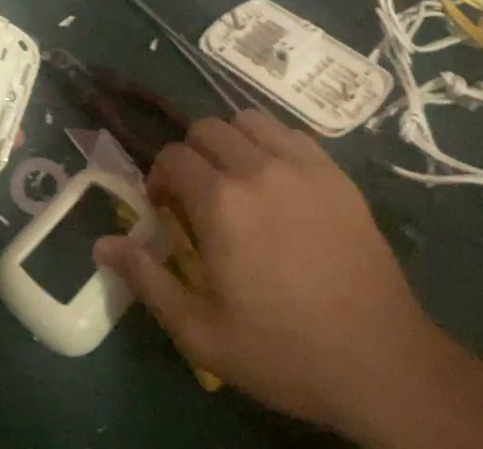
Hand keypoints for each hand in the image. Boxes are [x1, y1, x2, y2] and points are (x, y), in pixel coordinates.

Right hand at [93, 111, 448, 435]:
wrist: (380, 362)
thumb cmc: (283, 352)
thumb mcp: (201, 333)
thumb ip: (147, 280)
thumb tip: (102, 244)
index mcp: (220, 203)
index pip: (172, 156)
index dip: (159, 178)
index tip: (164, 210)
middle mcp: (259, 169)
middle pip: (207, 128)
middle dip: (190, 155)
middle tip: (196, 196)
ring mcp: (304, 167)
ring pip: (250, 121)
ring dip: (231, 141)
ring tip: (236, 181)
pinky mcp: (338, 176)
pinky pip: (293, 135)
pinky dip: (273, 145)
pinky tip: (278, 183)